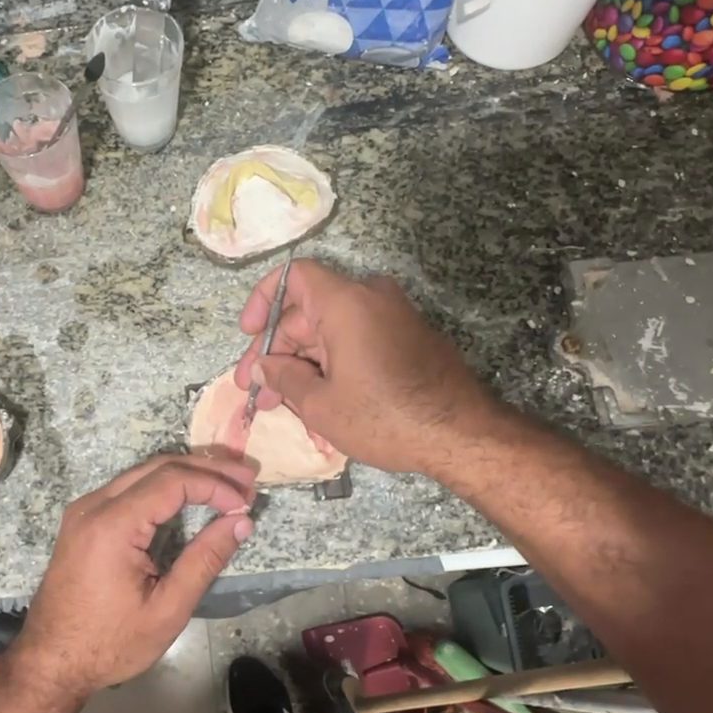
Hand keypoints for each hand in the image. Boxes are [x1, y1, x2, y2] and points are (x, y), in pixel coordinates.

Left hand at [13, 454, 256, 701]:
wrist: (50, 661)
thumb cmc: (110, 643)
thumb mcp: (167, 609)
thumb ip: (205, 560)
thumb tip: (241, 521)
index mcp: (112, 525)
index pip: (172, 481)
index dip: (214, 485)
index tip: (245, 503)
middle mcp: (93, 505)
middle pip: (157, 467)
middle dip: (206, 468)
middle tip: (247, 479)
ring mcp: (84, 510)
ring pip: (142, 472)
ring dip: (186, 473)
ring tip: (228, 483)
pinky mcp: (83, 519)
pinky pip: (128, 487)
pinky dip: (164, 486)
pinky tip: (191, 495)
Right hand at [234, 259, 500, 474]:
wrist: (463, 435)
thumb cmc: (385, 417)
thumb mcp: (321, 404)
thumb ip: (282, 378)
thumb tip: (262, 368)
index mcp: (345, 302)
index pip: (293, 276)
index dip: (263, 300)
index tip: (249, 334)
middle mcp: (371, 298)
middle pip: (309, 313)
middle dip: (279, 353)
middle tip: (258, 393)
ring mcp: (394, 317)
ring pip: (333, 333)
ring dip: (305, 367)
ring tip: (287, 409)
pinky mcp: (409, 340)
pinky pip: (359, 342)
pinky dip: (335, 367)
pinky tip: (321, 405)